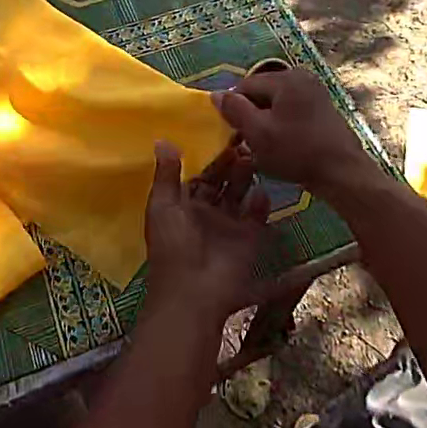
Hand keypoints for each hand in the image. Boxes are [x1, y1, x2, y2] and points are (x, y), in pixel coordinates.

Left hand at [143, 141, 269, 327]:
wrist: (194, 291)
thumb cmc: (173, 246)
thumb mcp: (163, 207)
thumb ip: (166, 175)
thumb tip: (162, 140)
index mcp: (184, 206)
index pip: (200, 176)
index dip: (211, 159)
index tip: (225, 136)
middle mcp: (208, 214)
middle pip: (223, 184)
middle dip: (232, 165)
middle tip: (246, 141)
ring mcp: (229, 227)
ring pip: (240, 196)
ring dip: (247, 178)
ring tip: (256, 156)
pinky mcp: (249, 240)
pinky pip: (257, 217)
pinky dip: (261, 203)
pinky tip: (263, 188)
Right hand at [214, 68, 375, 193]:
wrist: (342, 172)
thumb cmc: (297, 151)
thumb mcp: (258, 132)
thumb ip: (235, 110)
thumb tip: (216, 94)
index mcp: (286, 78)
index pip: (245, 85)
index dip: (232, 107)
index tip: (229, 131)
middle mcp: (302, 78)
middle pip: (261, 93)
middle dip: (250, 115)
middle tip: (244, 141)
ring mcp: (315, 93)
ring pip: (276, 104)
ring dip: (264, 122)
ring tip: (262, 146)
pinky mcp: (322, 110)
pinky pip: (291, 112)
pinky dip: (281, 125)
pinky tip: (281, 146)